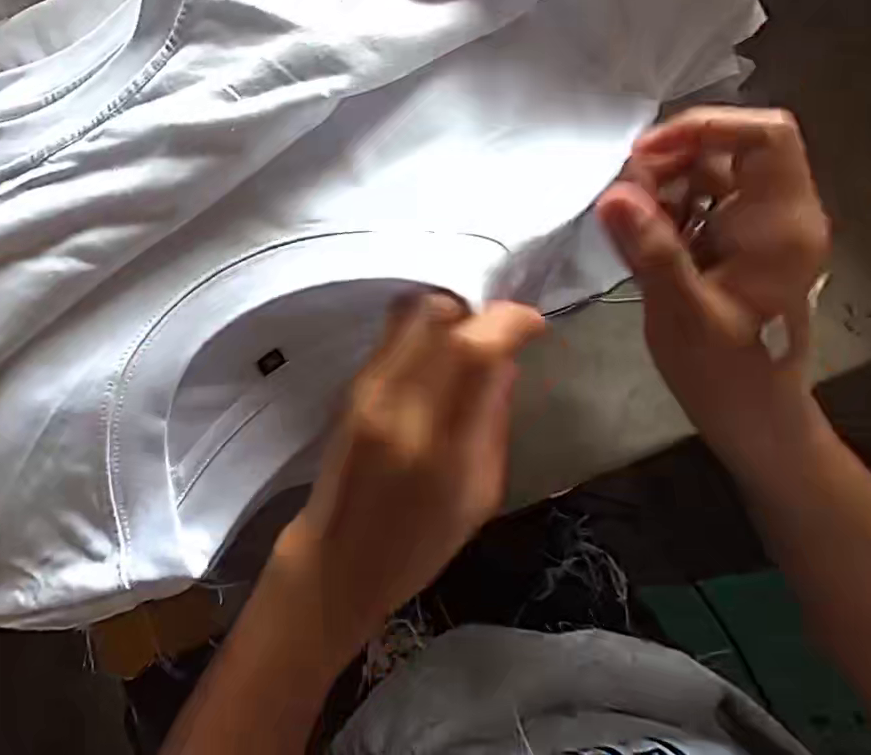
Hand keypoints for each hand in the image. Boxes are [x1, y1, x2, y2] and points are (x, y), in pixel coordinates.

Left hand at [266, 294, 545, 650]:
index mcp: (433, 441)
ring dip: (449, 313)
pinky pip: (392, 332)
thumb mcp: (479, 494)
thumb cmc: (418, 545)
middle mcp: (391, 402)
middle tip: (498, 332)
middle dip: (477, 310)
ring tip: (471, 338)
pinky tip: (440, 354)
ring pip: (408, 312)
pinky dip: (425, 327)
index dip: (508, 322)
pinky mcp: (349, 385)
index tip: (534, 323)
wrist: (335, 560)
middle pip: (434, 314)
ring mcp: (364, 389)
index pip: (470, 350)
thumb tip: (506, 361)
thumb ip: (493, 420)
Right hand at [597, 108, 830, 447]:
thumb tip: (613, 194)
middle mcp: (777, 213)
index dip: (707, 127)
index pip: (766, 136)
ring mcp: (755, 225)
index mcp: (783, 225)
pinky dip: (662, 207)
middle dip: (669, 162)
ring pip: (706, 171)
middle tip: (626, 200)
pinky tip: (641, 238)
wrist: (751, 416)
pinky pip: (696, 199)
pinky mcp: (733, 239)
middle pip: (726, 148)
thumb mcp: (684, 314)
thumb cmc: (729, 375)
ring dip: (660, 185)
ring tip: (629, 223)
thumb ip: (652, 251)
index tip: (647, 156)